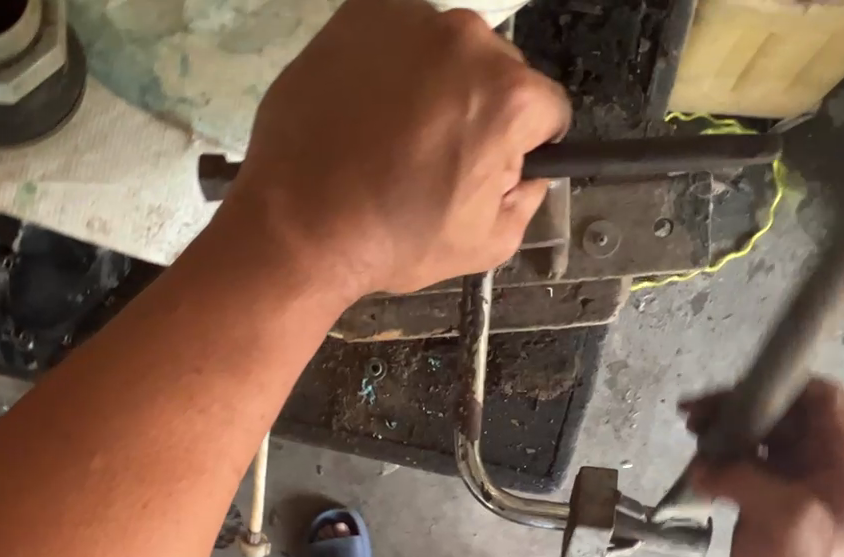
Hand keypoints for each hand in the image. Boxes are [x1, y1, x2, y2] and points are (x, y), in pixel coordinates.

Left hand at [217, 0, 568, 300]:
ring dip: (433, 86)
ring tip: (391, 138)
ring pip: (445, 53)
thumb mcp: (483, 247)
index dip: (523, 148)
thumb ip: (527, 203)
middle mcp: (466, 41)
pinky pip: (394, 38)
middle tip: (432, 159)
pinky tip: (364, 114)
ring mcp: (408, 22)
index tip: (490, 169)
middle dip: (477, 111)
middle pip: (497, 74)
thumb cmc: (391, 242)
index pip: (546, 111)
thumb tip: (528, 174)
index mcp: (508, 98)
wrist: (298, 227)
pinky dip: (387, 68)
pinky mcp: (358, 16)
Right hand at [683, 379, 843, 556]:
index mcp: (841, 459)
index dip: (783, 387)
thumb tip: (701, 466)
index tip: (738, 391)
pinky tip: (694, 463)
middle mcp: (818, 462)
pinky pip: (740, 464)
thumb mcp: (781, 515)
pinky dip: (717, 458)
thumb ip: (743, 478)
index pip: (822, 399)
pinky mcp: (762, 500)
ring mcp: (789, 481)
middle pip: (781, 415)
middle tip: (695, 414)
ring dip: (724, 431)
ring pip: (757, 438)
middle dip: (739, 407)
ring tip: (689, 432)